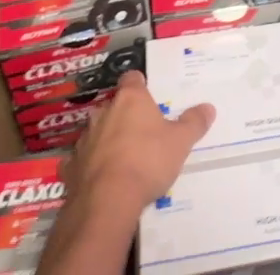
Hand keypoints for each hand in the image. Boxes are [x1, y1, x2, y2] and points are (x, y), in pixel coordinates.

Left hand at [64, 70, 215, 214]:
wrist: (107, 201)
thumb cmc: (147, 161)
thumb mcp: (180, 142)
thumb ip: (194, 123)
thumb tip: (208, 107)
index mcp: (130, 100)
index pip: (132, 79)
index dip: (140, 84)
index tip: (148, 93)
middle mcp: (103, 112)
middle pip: (115, 106)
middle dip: (126, 116)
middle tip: (143, 133)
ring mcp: (84, 139)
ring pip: (97, 132)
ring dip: (107, 140)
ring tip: (124, 159)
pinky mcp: (71, 166)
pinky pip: (82, 161)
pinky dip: (91, 166)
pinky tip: (101, 179)